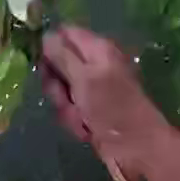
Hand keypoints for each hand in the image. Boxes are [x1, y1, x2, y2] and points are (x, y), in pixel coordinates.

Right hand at [40, 26, 179, 180]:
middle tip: (67, 98)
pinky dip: (75, 120)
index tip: (43, 65)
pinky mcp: (91, 108)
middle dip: (56, 85)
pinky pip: (70, 109)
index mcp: (97, 48)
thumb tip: (46, 35)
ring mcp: (93, 87)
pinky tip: (86, 129)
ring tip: (81, 118)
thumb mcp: (84, 78)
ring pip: (61, 90)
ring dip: (66, 107)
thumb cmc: (113, 107)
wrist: (137, 146)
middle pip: (58, 64)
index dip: (49, 47)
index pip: (65, 33)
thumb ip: (63, 56)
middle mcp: (94, 64)